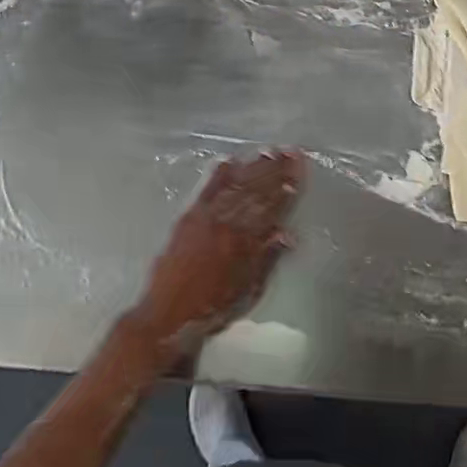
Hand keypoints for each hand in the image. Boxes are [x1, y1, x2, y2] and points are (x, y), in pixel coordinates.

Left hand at [130, 150, 304, 358]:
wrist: (166, 316)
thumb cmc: (212, 308)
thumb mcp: (249, 290)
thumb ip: (268, 259)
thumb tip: (287, 234)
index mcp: (245, 241)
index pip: (273, 206)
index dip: (288, 186)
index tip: (300, 168)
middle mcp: (227, 223)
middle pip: (257, 190)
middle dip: (276, 169)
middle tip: (291, 150)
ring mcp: (206, 216)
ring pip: (235, 184)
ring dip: (254, 166)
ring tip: (269, 150)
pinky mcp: (187, 216)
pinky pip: (207, 189)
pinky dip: (219, 173)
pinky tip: (229, 160)